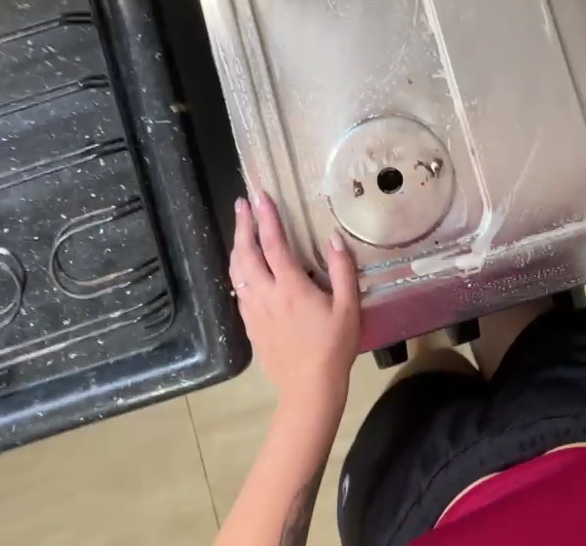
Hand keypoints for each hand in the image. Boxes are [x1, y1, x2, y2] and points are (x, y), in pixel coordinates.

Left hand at [230, 191, 360, 412]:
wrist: (308, 389)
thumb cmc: (333, 347)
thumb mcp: (348, 307)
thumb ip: (341, 270)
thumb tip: (333, 238)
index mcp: (291, 287)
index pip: (273, 243)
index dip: (266, 217)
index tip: (260, 196)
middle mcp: (266, 294)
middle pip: (246, 253)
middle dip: (243, 225)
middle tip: (241, 204)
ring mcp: (254, 311)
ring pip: (237, 271)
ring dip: (237, 245)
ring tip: (240, 228)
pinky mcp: (250, 325)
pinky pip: (238, 290)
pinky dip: (238, 270)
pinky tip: (243, 267)